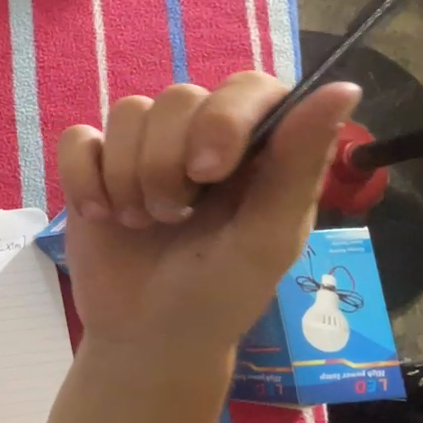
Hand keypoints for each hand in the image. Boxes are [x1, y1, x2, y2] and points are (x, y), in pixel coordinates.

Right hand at [56, 71, 361, 351]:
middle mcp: (199, 139)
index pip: (247, 87)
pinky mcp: (92, 169)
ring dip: (126, 175)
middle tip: (172, 217)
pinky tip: (99, 214)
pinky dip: (83, 176)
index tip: (208, 172)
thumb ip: (296, 165)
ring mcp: (141, 151)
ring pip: (125, 114)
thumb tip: (344, 86)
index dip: (222, 118)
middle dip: (165, 162)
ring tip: (140, 221)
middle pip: (175, 98)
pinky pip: (78, 140)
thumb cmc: (217, 295)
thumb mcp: (265, 239)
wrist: (144, 336)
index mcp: (257, 150)